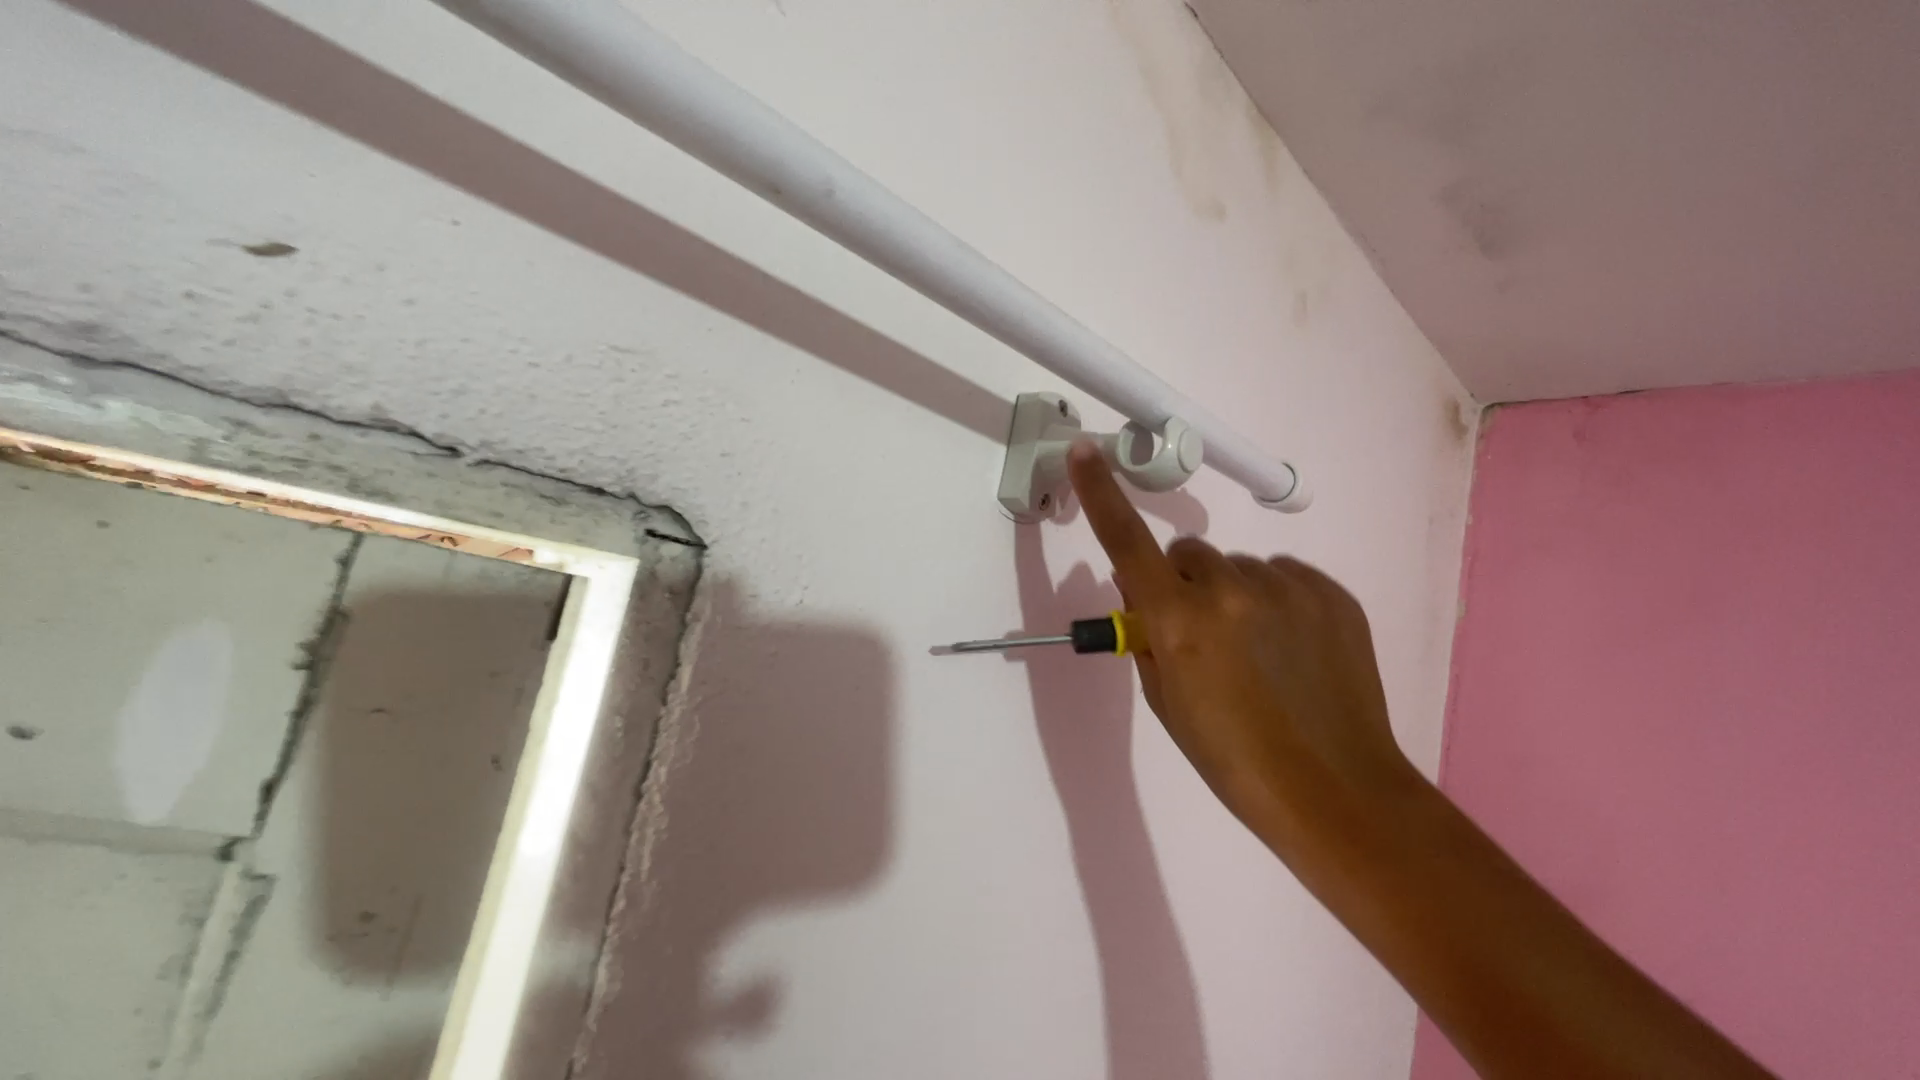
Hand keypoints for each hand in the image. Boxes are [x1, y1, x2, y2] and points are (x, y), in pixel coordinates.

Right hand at [1066, 440, 1421, 854]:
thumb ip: (1149, 636)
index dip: (1100, 493)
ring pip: (1239, 569)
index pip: (1125, 541)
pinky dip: (1276, 601)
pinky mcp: (1332, 594)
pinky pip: (1285, 577)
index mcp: (1179, 621)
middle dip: (1183, 583)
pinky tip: (1293, 648)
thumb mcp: (1168, 702)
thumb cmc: (1232, 758)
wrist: (1334, 789)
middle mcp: (1230, 590)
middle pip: (1189, 555)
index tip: (1085, 451)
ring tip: (1259, 653)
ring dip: (1233, 595)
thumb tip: (1141, 589)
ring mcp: (1287, 588)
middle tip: (1201, 633)